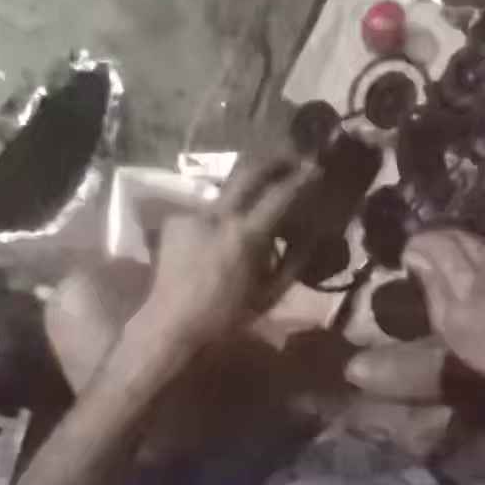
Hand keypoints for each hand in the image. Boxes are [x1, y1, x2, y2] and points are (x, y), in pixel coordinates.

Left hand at [131, 160, 317, 351]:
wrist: (169, 325)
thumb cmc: (225, 319)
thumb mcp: (268, 296)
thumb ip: (292, 262)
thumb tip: (309, 237)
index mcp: (244, 236)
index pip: (280, 195)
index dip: (302, 178)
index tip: (315, 169)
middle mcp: (217, 216)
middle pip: (249, 171)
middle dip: (273, 162)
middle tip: (289, 160)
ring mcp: (192, 214)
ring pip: (227, 193)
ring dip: (244, 197)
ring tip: (254, 211)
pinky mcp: (175, 220)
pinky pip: (207, 213)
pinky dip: (221, 220)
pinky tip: (219, 240)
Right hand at [404, 228, 484, 388]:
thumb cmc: (482, 347)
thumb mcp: (445, 324)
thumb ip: (431, 287)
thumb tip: (416, 260)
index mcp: (466, 279)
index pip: (435, 244)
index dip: (416, 245)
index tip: (406, 255)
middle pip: (454, 235)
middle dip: (432, 238)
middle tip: (419, 251)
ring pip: (472, 238)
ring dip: (451, 243)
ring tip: (439, 257)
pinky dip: (470, 251)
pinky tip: (465, 266)